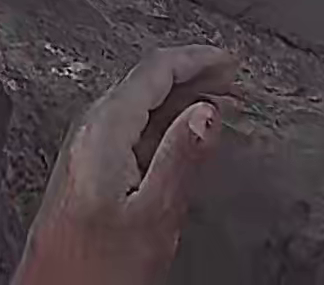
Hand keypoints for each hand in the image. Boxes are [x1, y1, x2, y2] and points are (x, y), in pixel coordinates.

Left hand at [13, 46, 236, 284]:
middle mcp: (94, 123)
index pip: (156, 69)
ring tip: (219, 101)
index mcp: (106, 125)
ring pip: (143, 99)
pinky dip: (167, 118)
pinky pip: (136, 122)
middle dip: (194, 73)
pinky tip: (185, 132)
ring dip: (183, 95)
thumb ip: (180, 158)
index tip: (228, 61)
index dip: (196, 59)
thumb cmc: (95, 268)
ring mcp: (91, 140)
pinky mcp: (92, 161)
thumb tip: (208, 112)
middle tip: (232, 79)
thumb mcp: (151, 216)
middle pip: (149, 79)